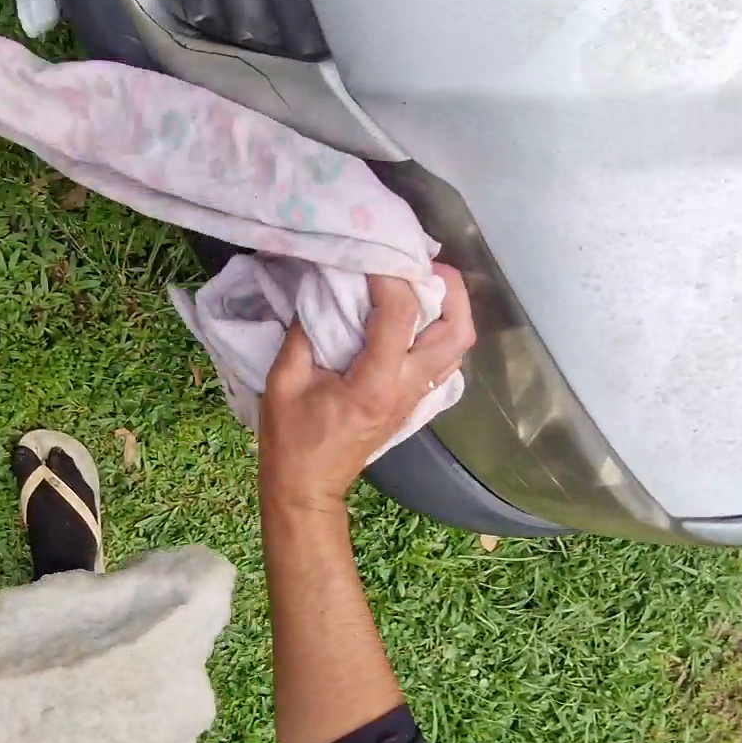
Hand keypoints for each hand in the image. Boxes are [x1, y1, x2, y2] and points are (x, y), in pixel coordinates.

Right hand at [258, 264, 474, 511]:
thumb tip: (322, 287)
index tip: (370, 256)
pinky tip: (415, 318)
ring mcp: (415, 399)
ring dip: (450, 310)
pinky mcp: (413, 403)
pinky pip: (444, 361)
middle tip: (421, 263)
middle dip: (448, 288)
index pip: (401, 315)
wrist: (308, 486)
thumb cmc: (291, 439)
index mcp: (375, 386)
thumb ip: (304, 330)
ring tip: (421, 285)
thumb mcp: (284, 381)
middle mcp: (406, 390)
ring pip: (458, 347)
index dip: (390, 276)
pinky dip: (439, 332)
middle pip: (456, 330)